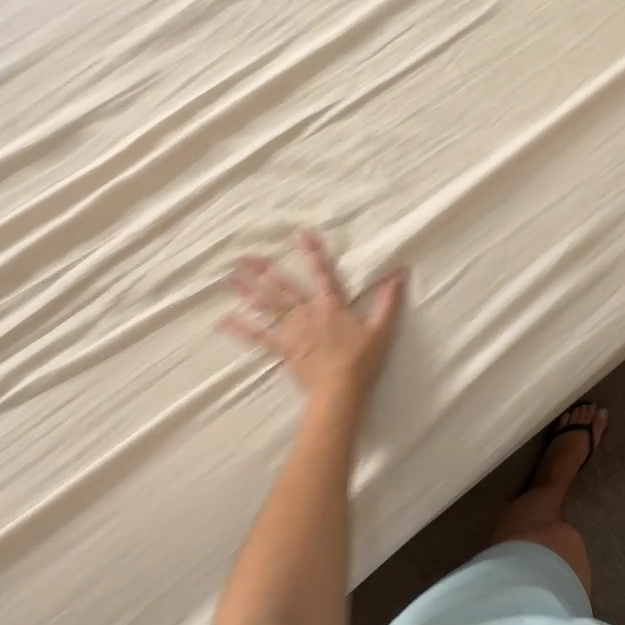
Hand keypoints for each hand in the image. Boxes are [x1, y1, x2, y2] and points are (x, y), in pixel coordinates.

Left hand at [222, 229, 404, 402]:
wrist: (340, 391)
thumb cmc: (362, 361)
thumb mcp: (382, 329)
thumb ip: (389, 301)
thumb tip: (400, 273)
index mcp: (331, 305)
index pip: (322, 273)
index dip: (312, 252)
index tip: (300, 233)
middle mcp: (308, 312)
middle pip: (283, 287)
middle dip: (264, 270)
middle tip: (243, 256)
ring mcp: (293, 331)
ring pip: (268, 307)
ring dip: (248, 292)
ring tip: (231, 279)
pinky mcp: (284, 350)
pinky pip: (260, 337)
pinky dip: (242, 329)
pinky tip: (224, 320)